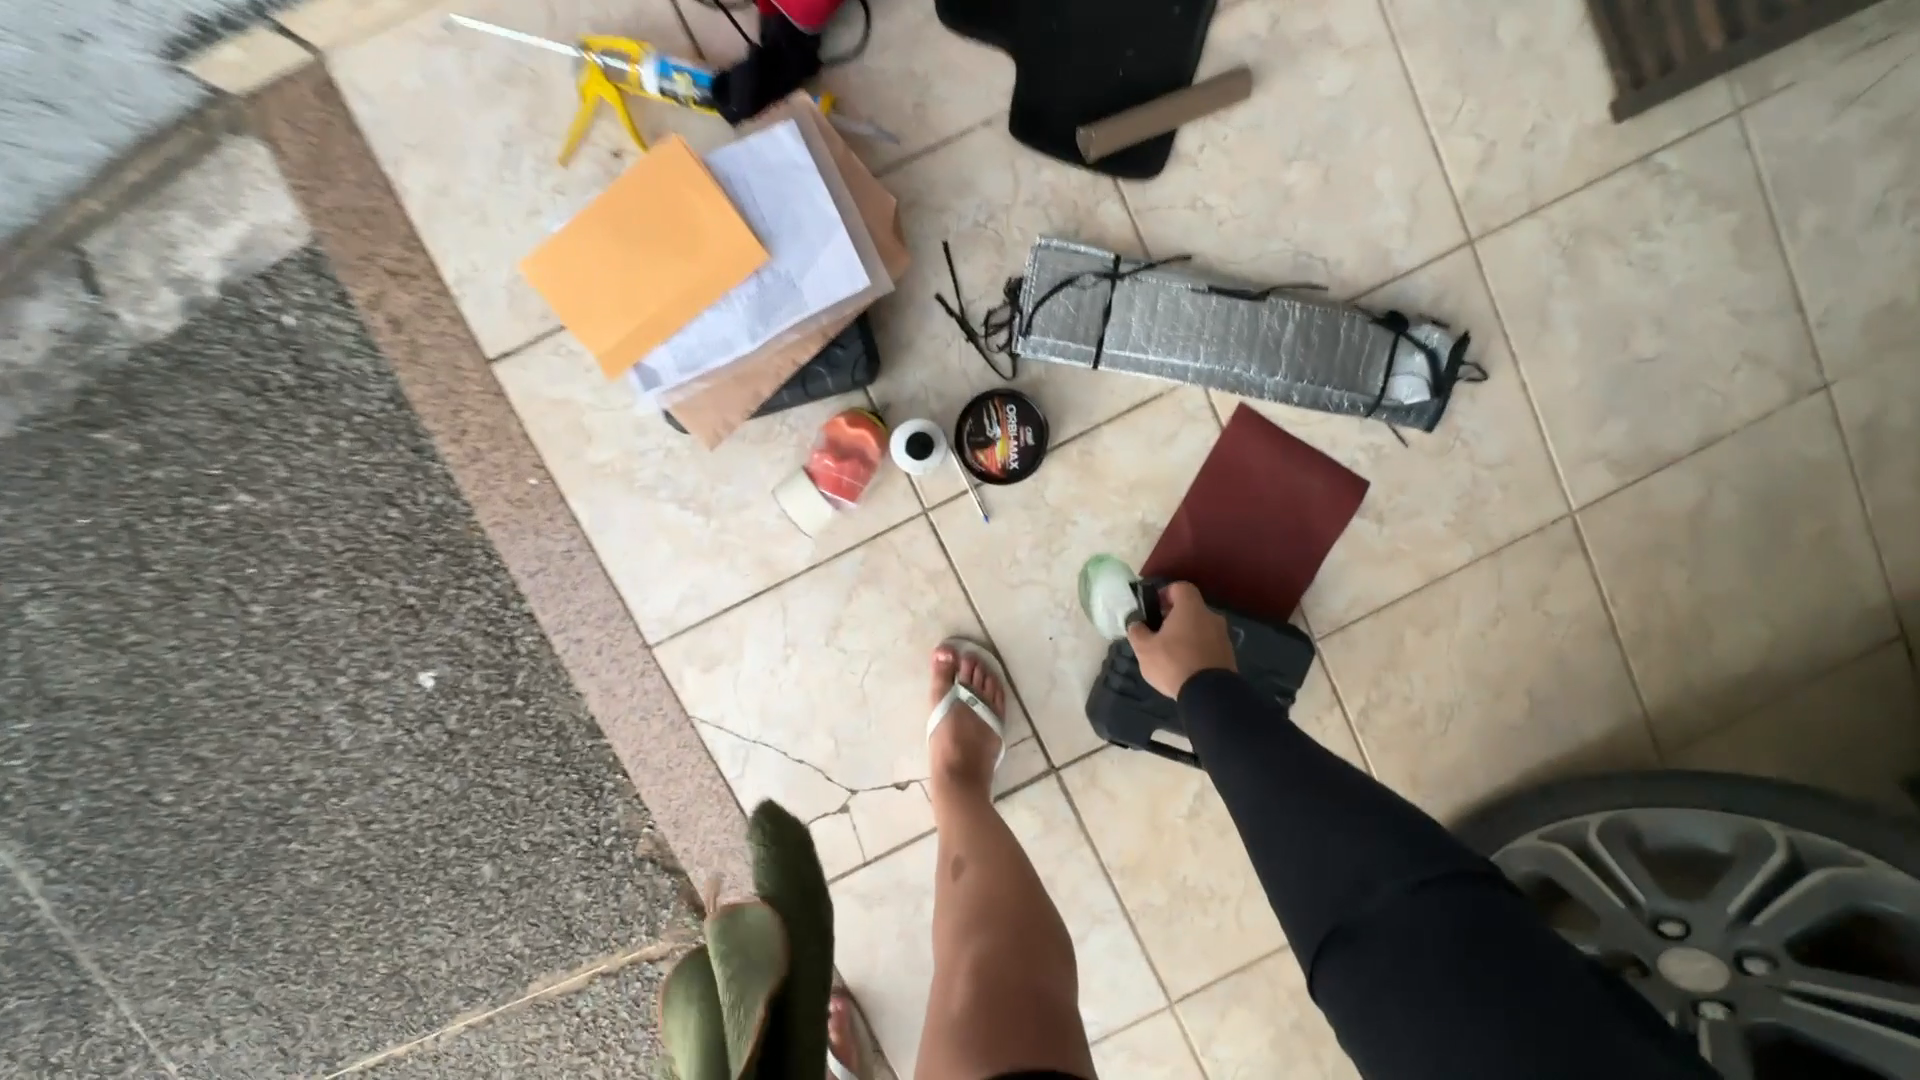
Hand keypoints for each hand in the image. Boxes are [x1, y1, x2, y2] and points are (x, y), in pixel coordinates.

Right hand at [1125, 581, 1236, 698]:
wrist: (1209, 694)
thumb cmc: (1173, 663)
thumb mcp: (1144, 648)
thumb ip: (1137, 632)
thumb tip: (1136, 624)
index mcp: (1191, 608)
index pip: (1180, 587)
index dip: (1165, 594)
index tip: (1154, 608)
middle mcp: (1211, 616)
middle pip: (1190, 609)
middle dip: (1174, 618)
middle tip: (1158, 633)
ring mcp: (1223, 636)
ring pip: (1200, 628)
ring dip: (1186, 635)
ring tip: (1170, 653)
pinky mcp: (1228, 655)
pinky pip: (1209, 645)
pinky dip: (1197, 650)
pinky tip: (1185, 666)